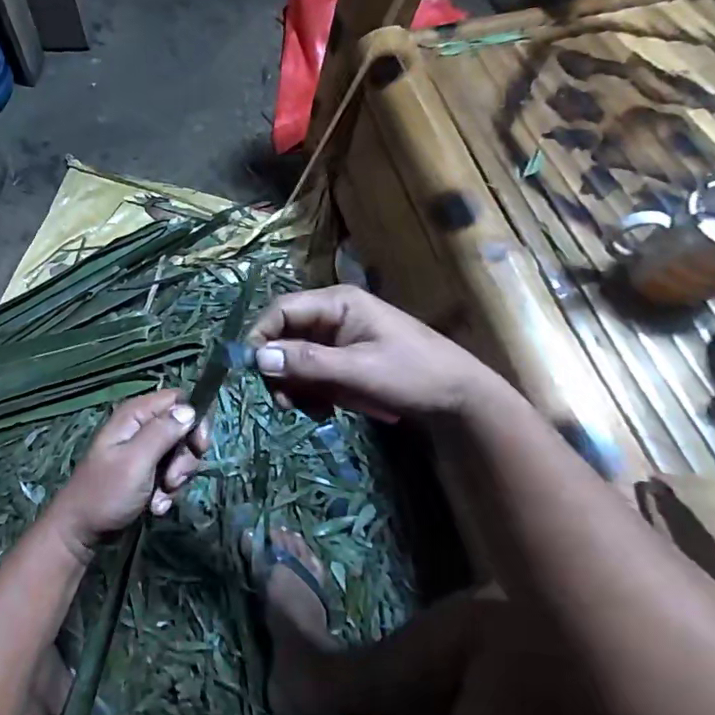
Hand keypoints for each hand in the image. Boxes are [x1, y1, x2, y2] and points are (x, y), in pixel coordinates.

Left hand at [50, 390, 208, 555]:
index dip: (193, 419)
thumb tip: (189, 409)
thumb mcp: (136, 461)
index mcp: (134, 415)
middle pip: (184, 429)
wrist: (82, 531)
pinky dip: (167, 491)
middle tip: (173, 479)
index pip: (178, 399)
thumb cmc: (105, 493)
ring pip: (180, 455)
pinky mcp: (148, 472)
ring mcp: (144, 450)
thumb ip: (162, 432)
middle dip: (185, 457)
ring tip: (159, 497)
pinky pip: (171, 474)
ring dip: (176, 479)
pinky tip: (155, 506)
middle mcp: (141, 427)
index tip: (199, 445)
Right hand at [248, 285, 496, 421]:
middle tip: (285, 403)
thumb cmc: (413, 375)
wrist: (460, 399)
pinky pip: (313, 372)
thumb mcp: (358, 370)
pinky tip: (325, 411)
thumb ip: (308, 363)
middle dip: (281, 370)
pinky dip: (311, 392)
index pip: (282, 310)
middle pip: (285, 336)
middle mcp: (333, 315)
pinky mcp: (345, 360)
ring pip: (295, 358)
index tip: (253, 371)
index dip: (261, 337)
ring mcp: (339, 339)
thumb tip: (258, 358)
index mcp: (337, 303)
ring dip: (296, 386)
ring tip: (312, 411)